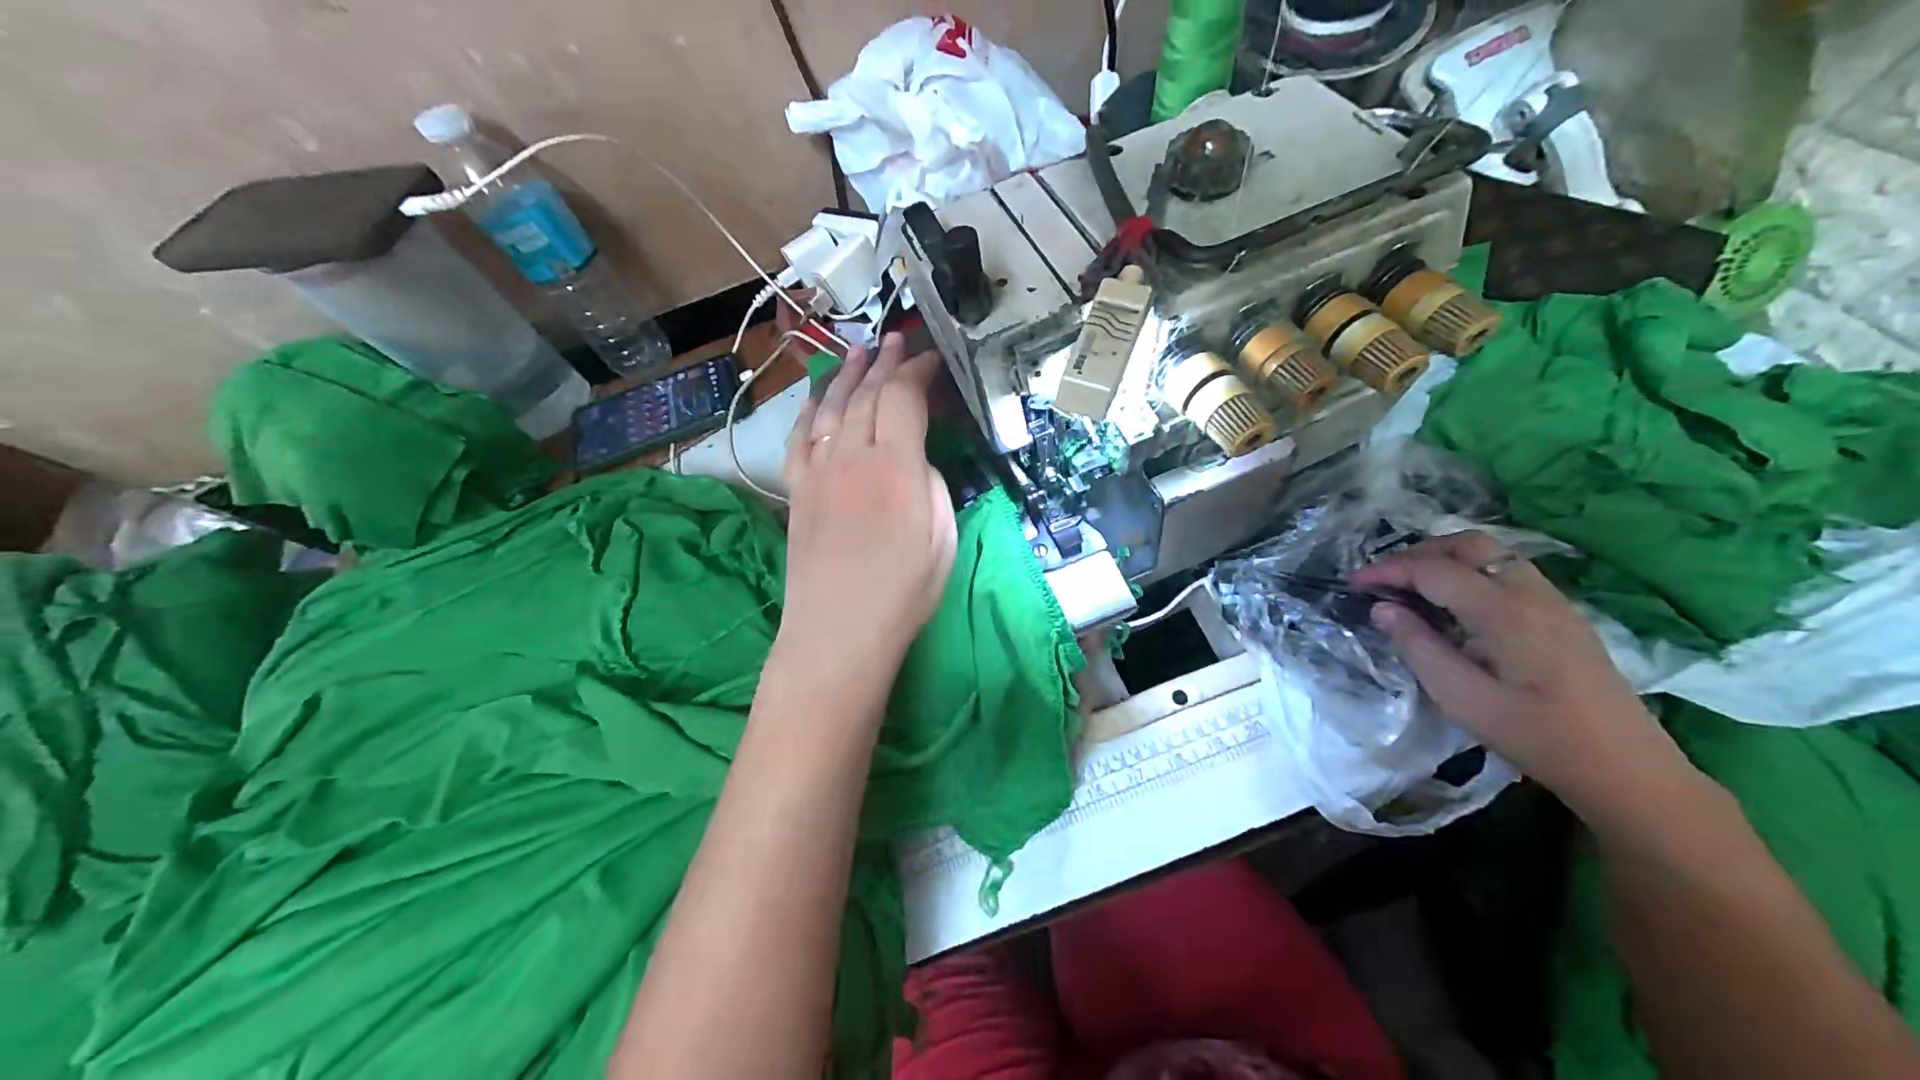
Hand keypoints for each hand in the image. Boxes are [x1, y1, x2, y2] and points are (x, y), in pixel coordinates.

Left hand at [777, 333, 956, 668]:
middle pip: (866, 395)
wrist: (837, 631)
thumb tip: (916, 463)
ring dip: (847, 376)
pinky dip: (810, 411)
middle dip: (885, 364)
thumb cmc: (902, 593)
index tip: (933, 359)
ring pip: (830, 408)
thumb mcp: (943, 538)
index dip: (919, 372)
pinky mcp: (797, 491)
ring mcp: (818, 472)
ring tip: (859, 352)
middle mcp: (852, 456)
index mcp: (896, 467)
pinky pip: (800, 438)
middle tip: (897, 341)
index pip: (904, 398)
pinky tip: (817, 397)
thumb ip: (933, 487)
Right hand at [1349, 532, 1696, 819]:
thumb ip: (1418, 646)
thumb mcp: (1461, 697)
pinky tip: (1453, 603)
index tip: (1352, 583)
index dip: (1387, 570)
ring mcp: (1553, 600)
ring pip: (1491, 554)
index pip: (1433, 570)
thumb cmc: (1535, 735)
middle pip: (1467, 545)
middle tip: (1383, 578)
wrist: (1624, 767)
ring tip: (1411, 586)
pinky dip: (1470, 572)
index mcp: (1504, 611)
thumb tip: (1382, 609)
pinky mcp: (1562, 614)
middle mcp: (1531, 592)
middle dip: (1417, 553)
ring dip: (1445, 559)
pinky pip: (1507, 571)